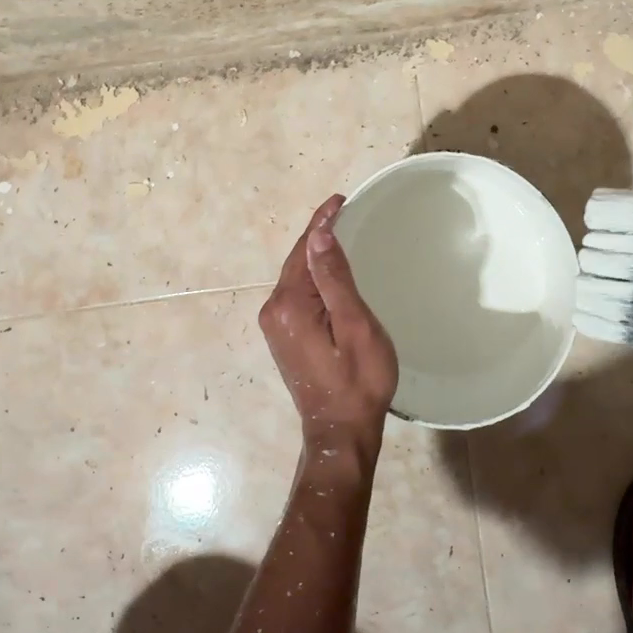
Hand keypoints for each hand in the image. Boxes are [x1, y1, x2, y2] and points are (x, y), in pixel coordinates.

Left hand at [257, 196, 399, 463]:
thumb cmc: (358, 380)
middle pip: (296, 260)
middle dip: (317, 234)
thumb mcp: (354, 325)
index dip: (321, 222)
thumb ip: (334, 279)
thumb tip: (318, 234)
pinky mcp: (283, 337)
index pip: (303, 249)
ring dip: (316, 255)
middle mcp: (274, 310)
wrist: (341, 433)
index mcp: (290, 304)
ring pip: (296, 277)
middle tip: (345, 210)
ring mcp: (275, 326)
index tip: (340, 199)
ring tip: (341, 233)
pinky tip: (330, 272)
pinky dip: (313, 277)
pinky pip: (297, 294)